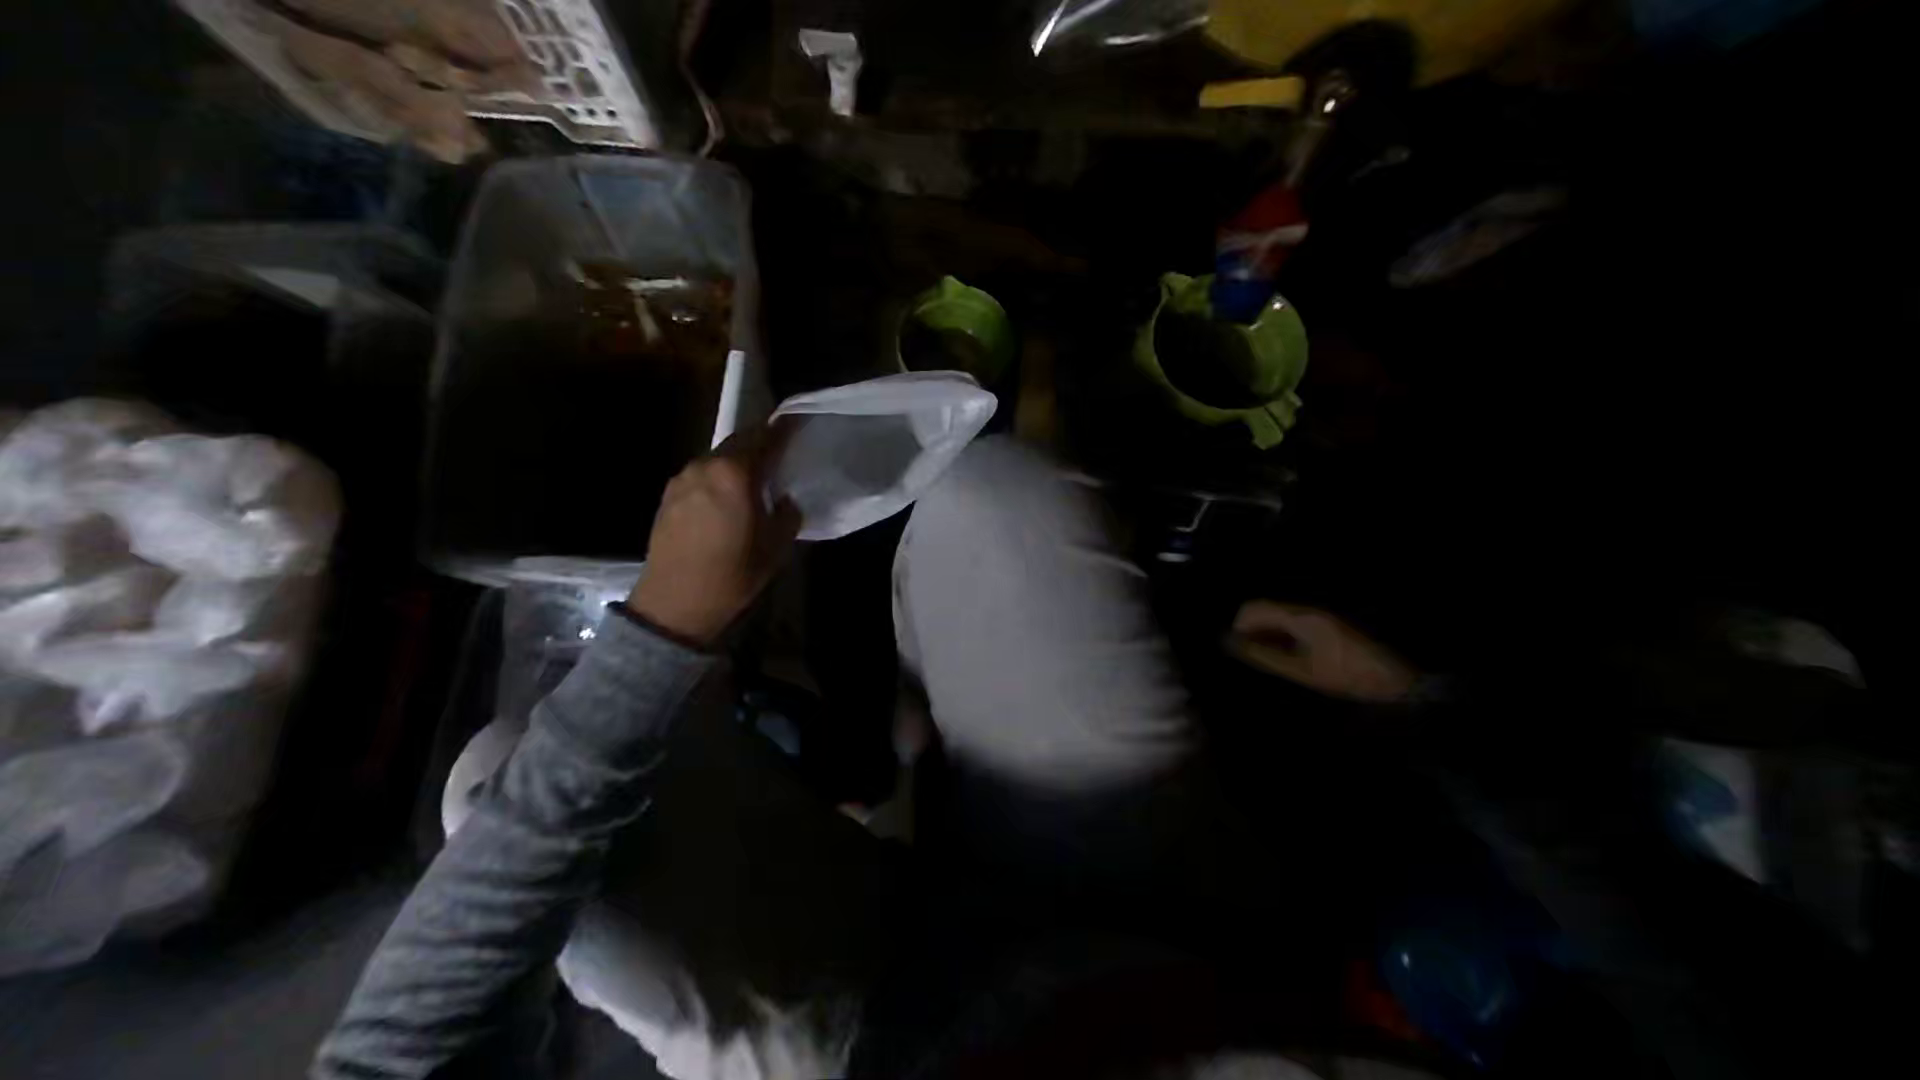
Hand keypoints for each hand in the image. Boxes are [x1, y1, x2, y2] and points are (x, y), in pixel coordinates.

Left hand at [626, 426, 799, 645]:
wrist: (675, 604)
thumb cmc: (732, 575)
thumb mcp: (776, 547)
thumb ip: (787, 514)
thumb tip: (785, 499)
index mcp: (733, 473)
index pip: (763, 437)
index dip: (783, 430)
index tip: (797, 425)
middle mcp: (704, 466)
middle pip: (737, 443)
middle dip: (759, 445)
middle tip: (779, 455)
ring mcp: (681, 480)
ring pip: (716, 460)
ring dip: (736, 464)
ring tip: (753, 481)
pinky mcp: (667, 497)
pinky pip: (700, 477)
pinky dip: (718, 479)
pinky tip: (726, 500)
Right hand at [1229, 601, 1419, 703]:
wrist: (1390, 680)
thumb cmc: (1342, 675)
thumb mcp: (1299, 669)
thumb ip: (1263, 655)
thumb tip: (1233, 644)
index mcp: (1300, 617)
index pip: (1255, 608)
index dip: (1238, 624)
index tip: (1233, 645)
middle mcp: (1307, 611)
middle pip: (1266, 610)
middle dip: (1250, 629)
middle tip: (1245, 654)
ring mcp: (1318, 617)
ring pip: (1278, 617)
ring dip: (1265, 633)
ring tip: (1263, 658)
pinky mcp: (1326, 626)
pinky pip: (1293, 623)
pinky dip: (1280, 636)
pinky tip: (1282, 655)